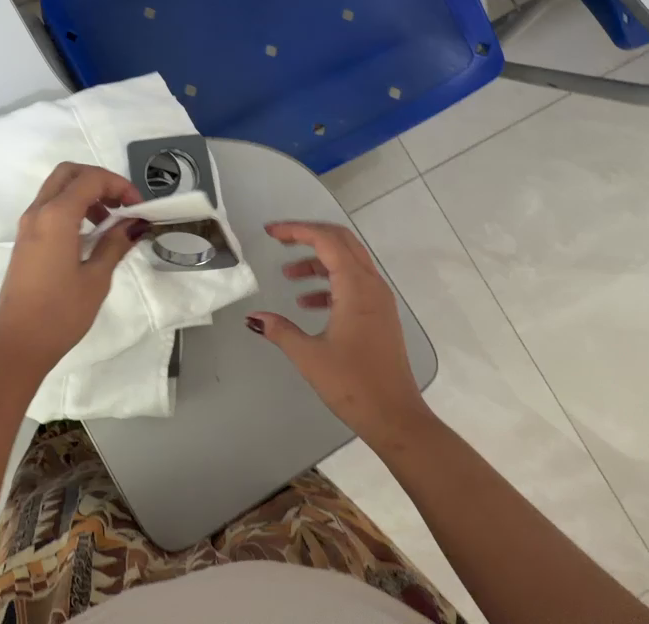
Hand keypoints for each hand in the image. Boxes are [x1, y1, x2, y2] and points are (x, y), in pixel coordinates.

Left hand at [0, 163, 145, 377]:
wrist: (16, 344)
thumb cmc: (60, 313)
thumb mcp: (96, 279)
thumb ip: (115, 244)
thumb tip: (135, 223)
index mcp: (55, 216)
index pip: (90, 179)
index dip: (119, 185)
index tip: (138, 207)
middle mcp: (37, 212)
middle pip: (69, 173)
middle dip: (99, 180)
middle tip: (122, 204)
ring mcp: (27, 226)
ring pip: (57, 189)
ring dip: (84, 194)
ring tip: (109, 223)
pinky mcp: (24, 241)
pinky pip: (49, 208)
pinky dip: (71, 208)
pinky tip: (89, 236)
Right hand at [247, 221, 430, 445]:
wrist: (395, 417)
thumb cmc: (352, 384)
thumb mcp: (308, 355)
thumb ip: (279, 330)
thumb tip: (253, 317)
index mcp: (356, 288)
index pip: (326, 241)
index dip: (296, 230)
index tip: (270, 232)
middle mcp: (372, 286)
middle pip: (342, 242)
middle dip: (309, 236)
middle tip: (279, 240)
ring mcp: (379, 300)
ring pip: (348, 262)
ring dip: (317, 261)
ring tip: (288, 276)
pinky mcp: (380, 316)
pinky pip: (353, 283)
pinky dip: (329, 283)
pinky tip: (307, 303)